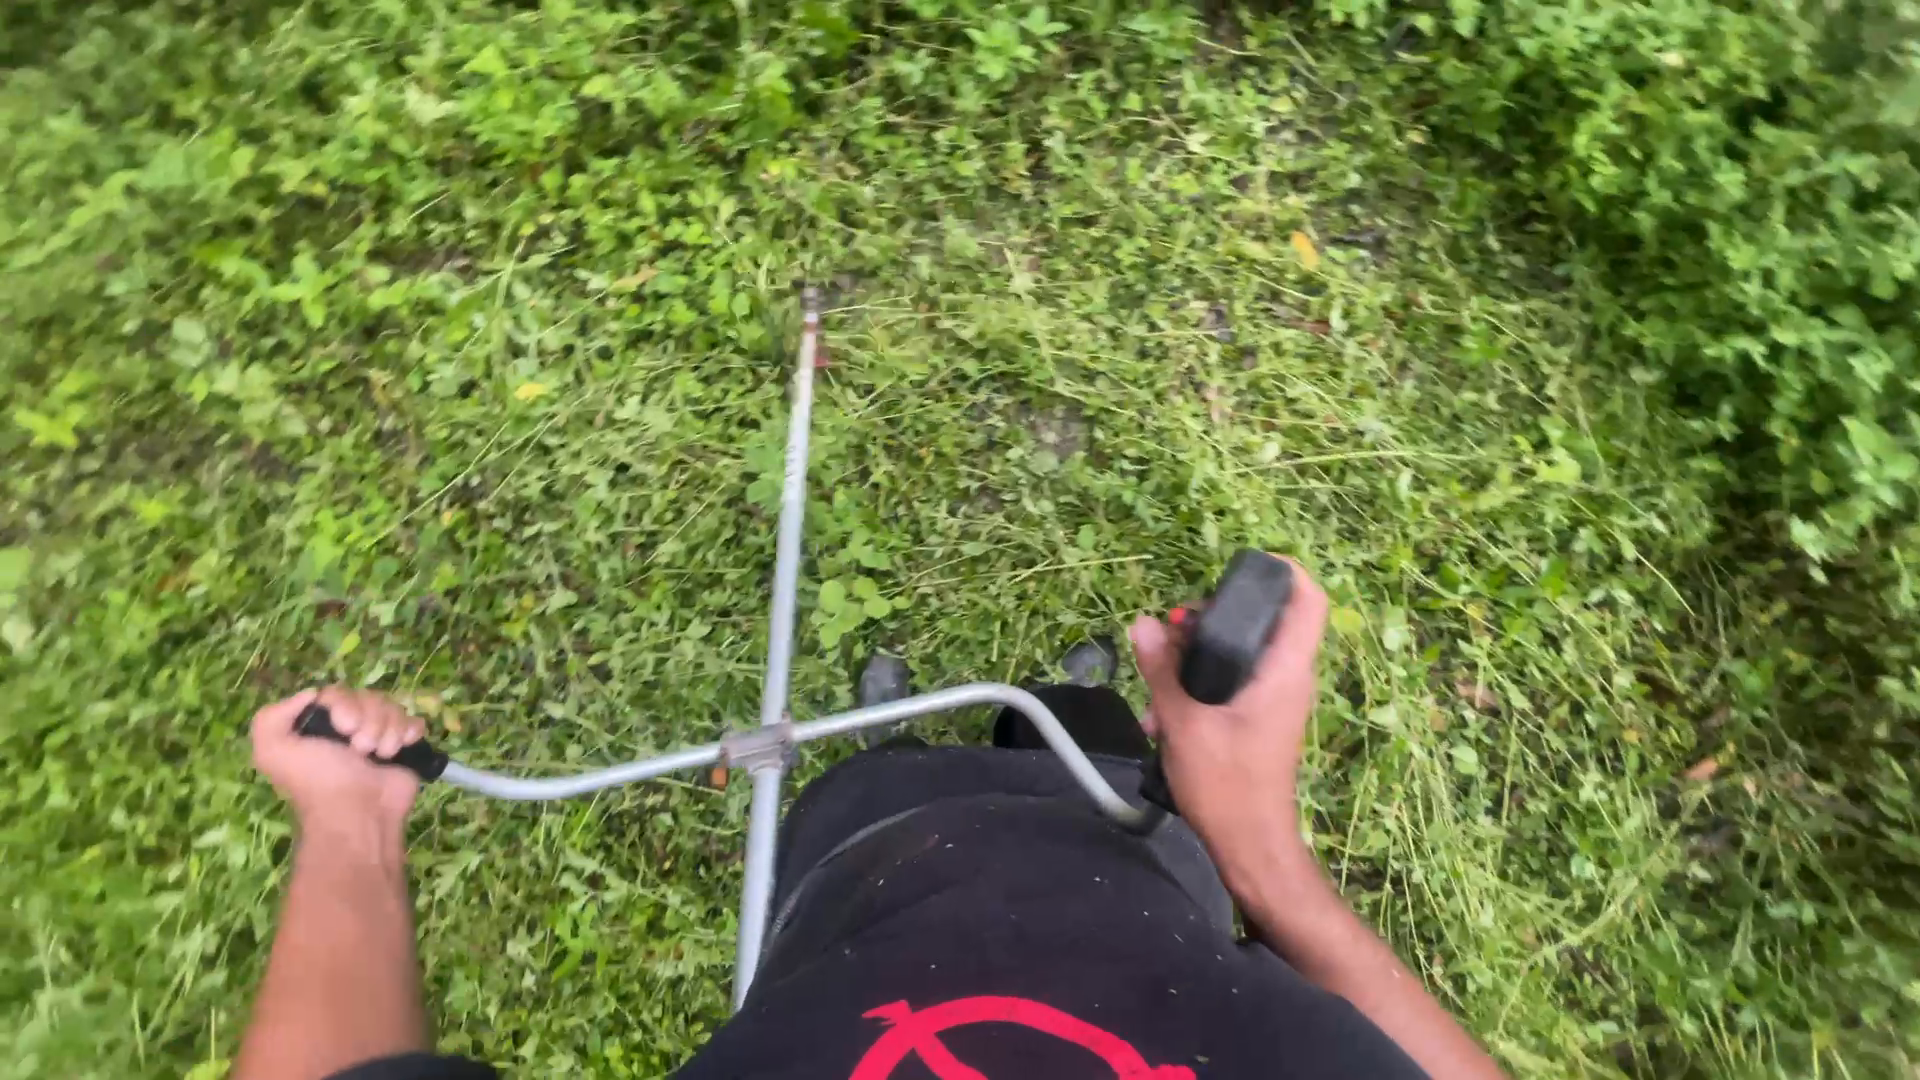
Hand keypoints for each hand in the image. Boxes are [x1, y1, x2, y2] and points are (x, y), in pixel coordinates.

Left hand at [250, 688, 426, 831]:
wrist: (359, 809)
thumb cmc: (318, 779)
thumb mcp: (273, 751)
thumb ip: (272, 717)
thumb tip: (312, 694)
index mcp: (318, 724)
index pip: (340, 693)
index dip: (347, 706)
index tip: (345, 728)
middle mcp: (349, 727)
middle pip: (371, 698)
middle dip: (371, 722)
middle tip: (361, 749)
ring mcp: (380, 734)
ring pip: (394, 708)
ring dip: (389, 731)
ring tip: (381, 755)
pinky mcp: (406, 744)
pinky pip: (414, 721)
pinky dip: (410, 733)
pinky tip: (400, 749)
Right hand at [1128, 558, 1329, 891]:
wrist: (1250, 846)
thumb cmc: (1226, 784)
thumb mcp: (1184, 722)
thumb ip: (1162, 669)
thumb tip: (1143, 623)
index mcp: (1284, 671)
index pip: (1309, 601)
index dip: (1284, 570)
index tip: (1241, 565)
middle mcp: (1287, 678)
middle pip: (1261, 620)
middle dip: (1211, 618)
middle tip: (1172, 631)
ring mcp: (1274, 699)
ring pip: (1239, 652)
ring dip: (1195, 657)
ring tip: (1157, 680)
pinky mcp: (1257, 717)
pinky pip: (1230, 681)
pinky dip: (1198, 683)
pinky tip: (1162, 712)